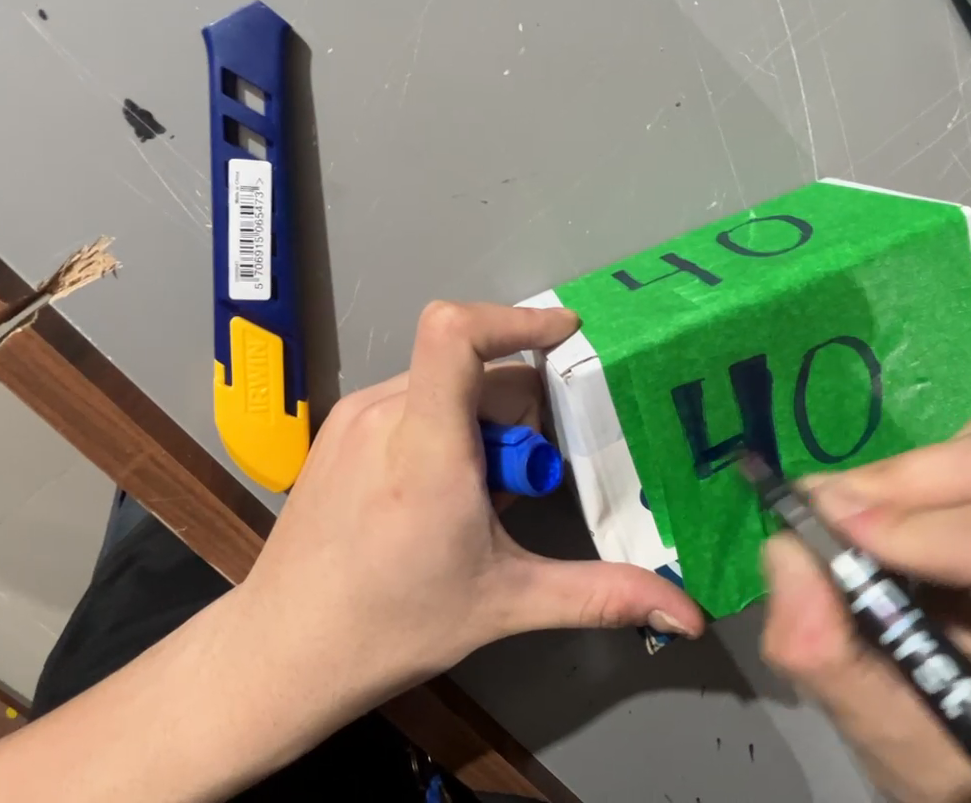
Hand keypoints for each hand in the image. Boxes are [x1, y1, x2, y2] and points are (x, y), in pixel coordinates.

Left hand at [241, 301, 704, 708]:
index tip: (566, 336)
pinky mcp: (337, 429)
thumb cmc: (391, 626)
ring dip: (482, 422)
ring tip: (478, 496)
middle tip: (521, 483)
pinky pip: (410, 397)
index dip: (516, 319)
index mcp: (426, 446)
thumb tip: (687, 613)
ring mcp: (353, 416)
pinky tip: (439, 489)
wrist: (283, 650)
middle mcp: (384, 413)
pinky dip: (445, 424)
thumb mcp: (505, 603)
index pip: (456, 333)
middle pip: (474, 370)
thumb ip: (601, 594)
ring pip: (444, 383)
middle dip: (518, 413)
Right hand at [759, 416, 970, 801]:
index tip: (822, 523)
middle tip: (823, 508)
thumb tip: (785, 548)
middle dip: (896, 479)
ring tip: (854, 516)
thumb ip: (823, 651)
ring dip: (906, 472)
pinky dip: (927, 471)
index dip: (904, 522)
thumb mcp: (876, 730)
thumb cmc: (950, 761)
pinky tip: (900, 519)